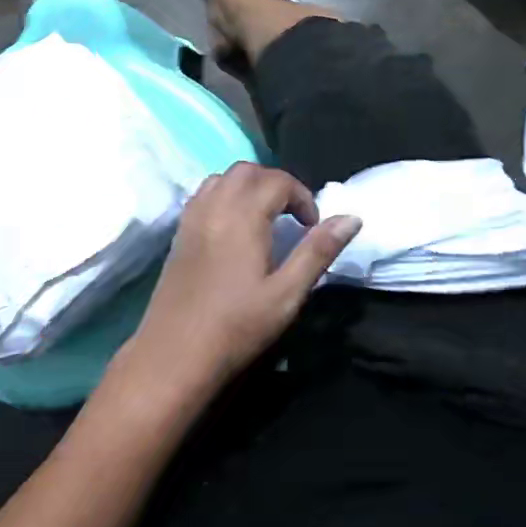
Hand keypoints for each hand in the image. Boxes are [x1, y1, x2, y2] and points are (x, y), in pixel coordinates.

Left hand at [120, 163, 360, 397]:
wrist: (174, 355)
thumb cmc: (236, 327)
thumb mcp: (287, 294)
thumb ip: (318, 251)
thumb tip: (352, 218)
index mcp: (242, 217)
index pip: (278, 181)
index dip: (302, 197)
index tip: (312, 227)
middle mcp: (214, 207)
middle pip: (247, 171)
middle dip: (276, 183)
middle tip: (293, 217)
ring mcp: (191, 219)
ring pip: (222, 179)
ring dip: (248, 186)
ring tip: (265, 218)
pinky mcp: (178, 234)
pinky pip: (203, 195)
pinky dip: (224, 196)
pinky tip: (234, 229)